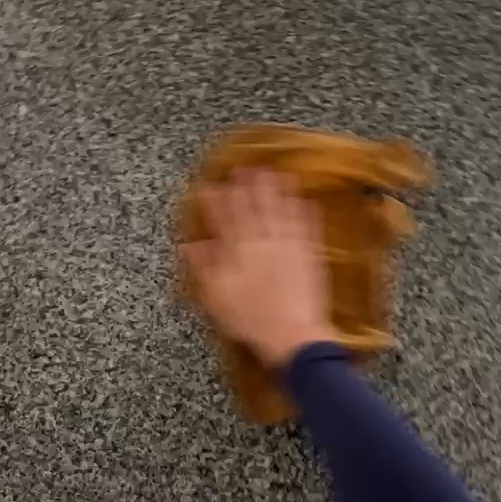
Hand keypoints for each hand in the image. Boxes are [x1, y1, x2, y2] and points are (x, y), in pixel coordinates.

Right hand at [183, 170, 339, 367]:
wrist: (293, 335)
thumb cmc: (250, 319)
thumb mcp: (217, 296)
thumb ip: (204, 266)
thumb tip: (189, 245)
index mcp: (238, 250)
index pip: (225, 218)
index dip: (218, 200)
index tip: (211, 184)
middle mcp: (263, 241)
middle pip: (254, 207)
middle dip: (249, 185)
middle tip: (246, 166)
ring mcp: (289, 245)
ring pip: (282, 210)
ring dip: (279, 190)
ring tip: (277, 172)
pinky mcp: (311, 255)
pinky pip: (309, 227)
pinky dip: (307, 212)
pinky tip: (308, 200)